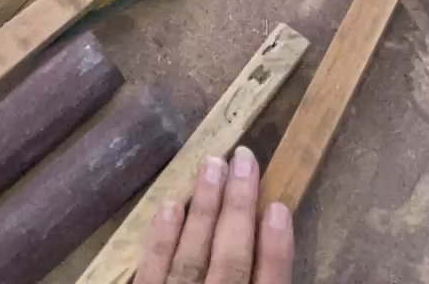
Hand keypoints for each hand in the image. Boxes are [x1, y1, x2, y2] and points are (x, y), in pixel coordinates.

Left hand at [137, 147, 292, 283]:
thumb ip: (266, 277)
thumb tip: (275, 227)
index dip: (276, 249)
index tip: (279, 206)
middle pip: (232, 263)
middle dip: (238, 208)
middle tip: (244, 157)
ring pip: (191, 260)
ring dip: (203, 210)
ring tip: (213, 164)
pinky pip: (150, 276)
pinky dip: (160, 243)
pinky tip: (170, 207)